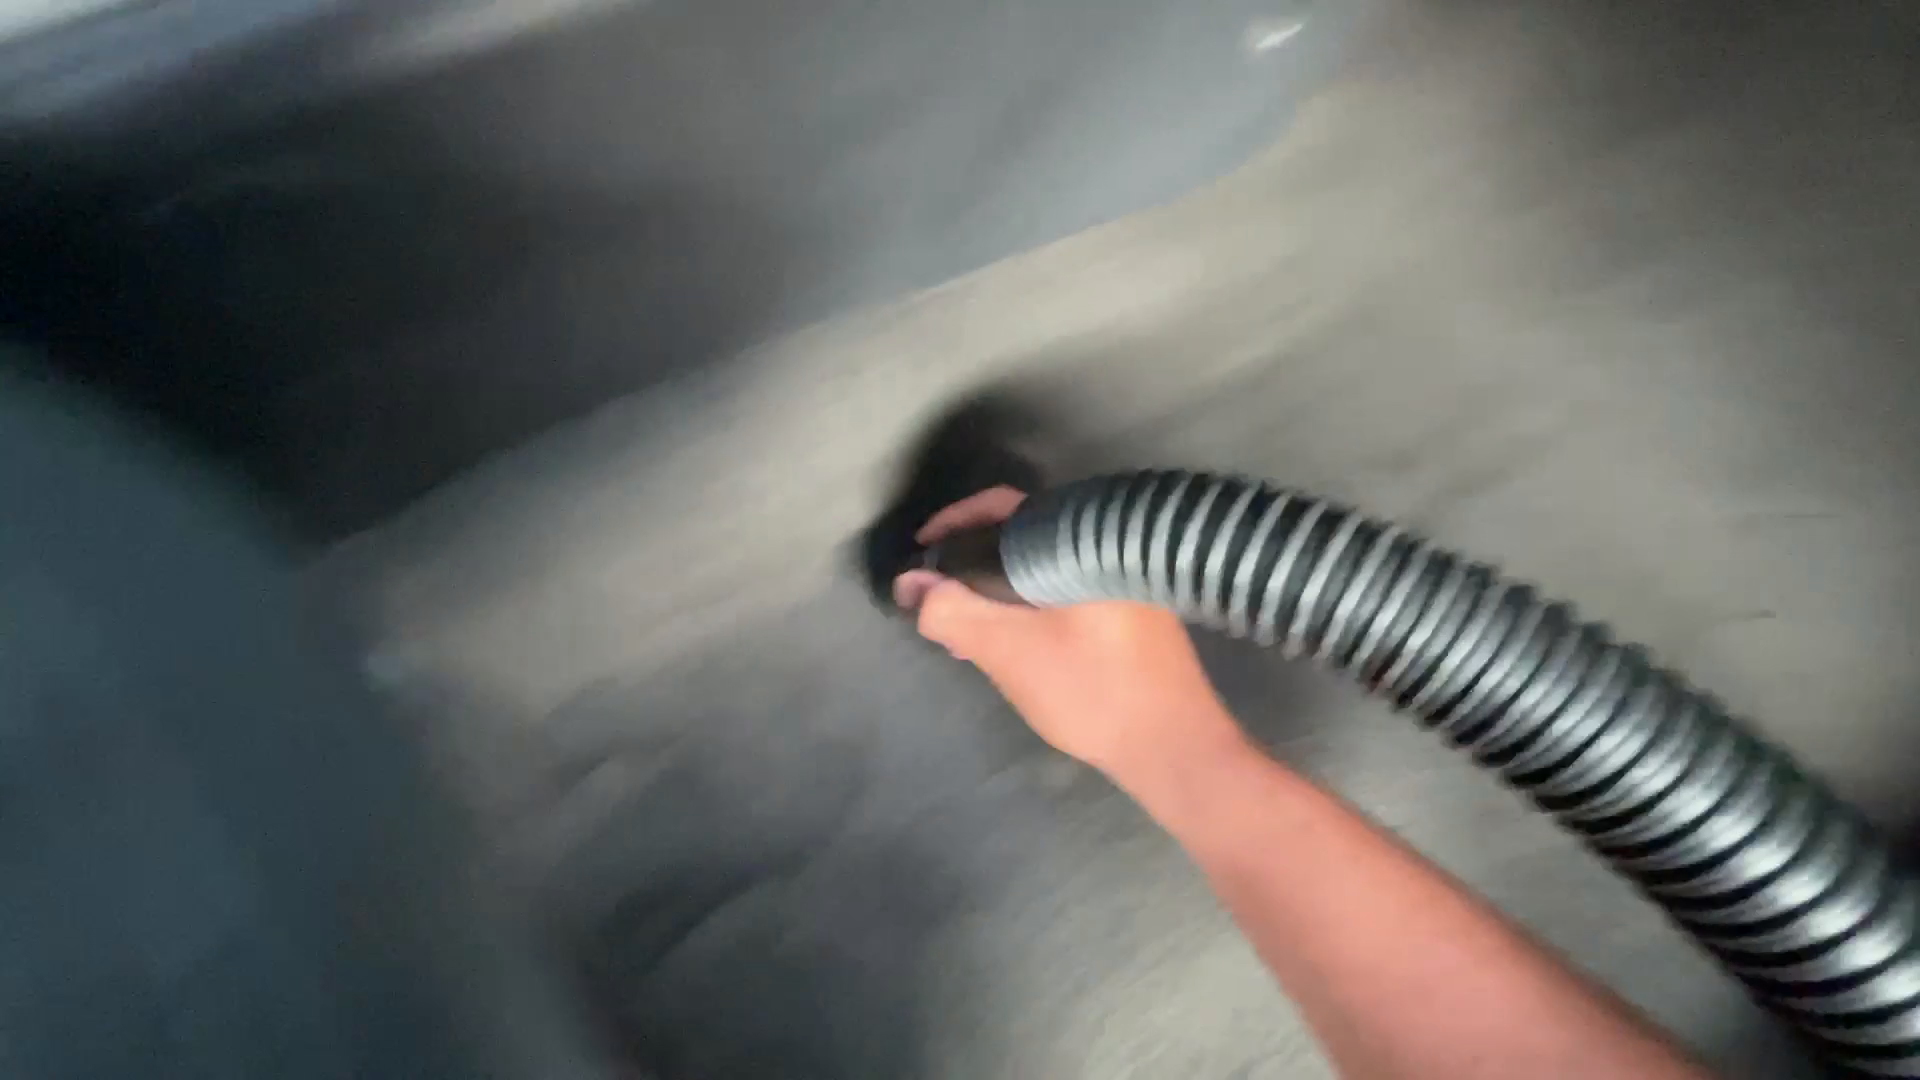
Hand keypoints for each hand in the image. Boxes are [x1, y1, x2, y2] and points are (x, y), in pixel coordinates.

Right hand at [893, 486, 1246, 785]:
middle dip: (970, 564)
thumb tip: (908, 582)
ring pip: (1039, 566)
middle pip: (1019, 535)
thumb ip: (952, 611)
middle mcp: (1103, 547)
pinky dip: (1027, 603)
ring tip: (964, 629)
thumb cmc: (1092, 691)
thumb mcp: (1008, 652)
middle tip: (937, 598)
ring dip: (996, 589)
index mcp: (1079, 540)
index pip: (1003, 506)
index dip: (953, 523)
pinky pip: (1062, 588)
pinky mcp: (1127, 607)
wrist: (1174, 747)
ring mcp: (1120, 578)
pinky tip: (1009, 641)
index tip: (920, 552)